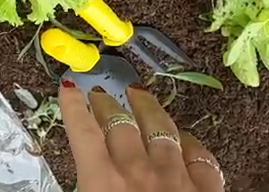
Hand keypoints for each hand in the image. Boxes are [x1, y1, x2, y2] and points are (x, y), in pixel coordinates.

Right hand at [59, 82, 223, 190]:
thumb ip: (83, 190)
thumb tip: (78, 181)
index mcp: (104, 184)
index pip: (83, 131)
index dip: (73, 106)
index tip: (69, 86)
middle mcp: (139, 172)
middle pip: (120, 123)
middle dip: (107, 104)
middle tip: (100, 93)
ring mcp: (178, 178)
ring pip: (161, 127)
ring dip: (147, 108)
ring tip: (139, 95)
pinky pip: (199, 155)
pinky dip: (188, 142)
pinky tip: (183, 138)